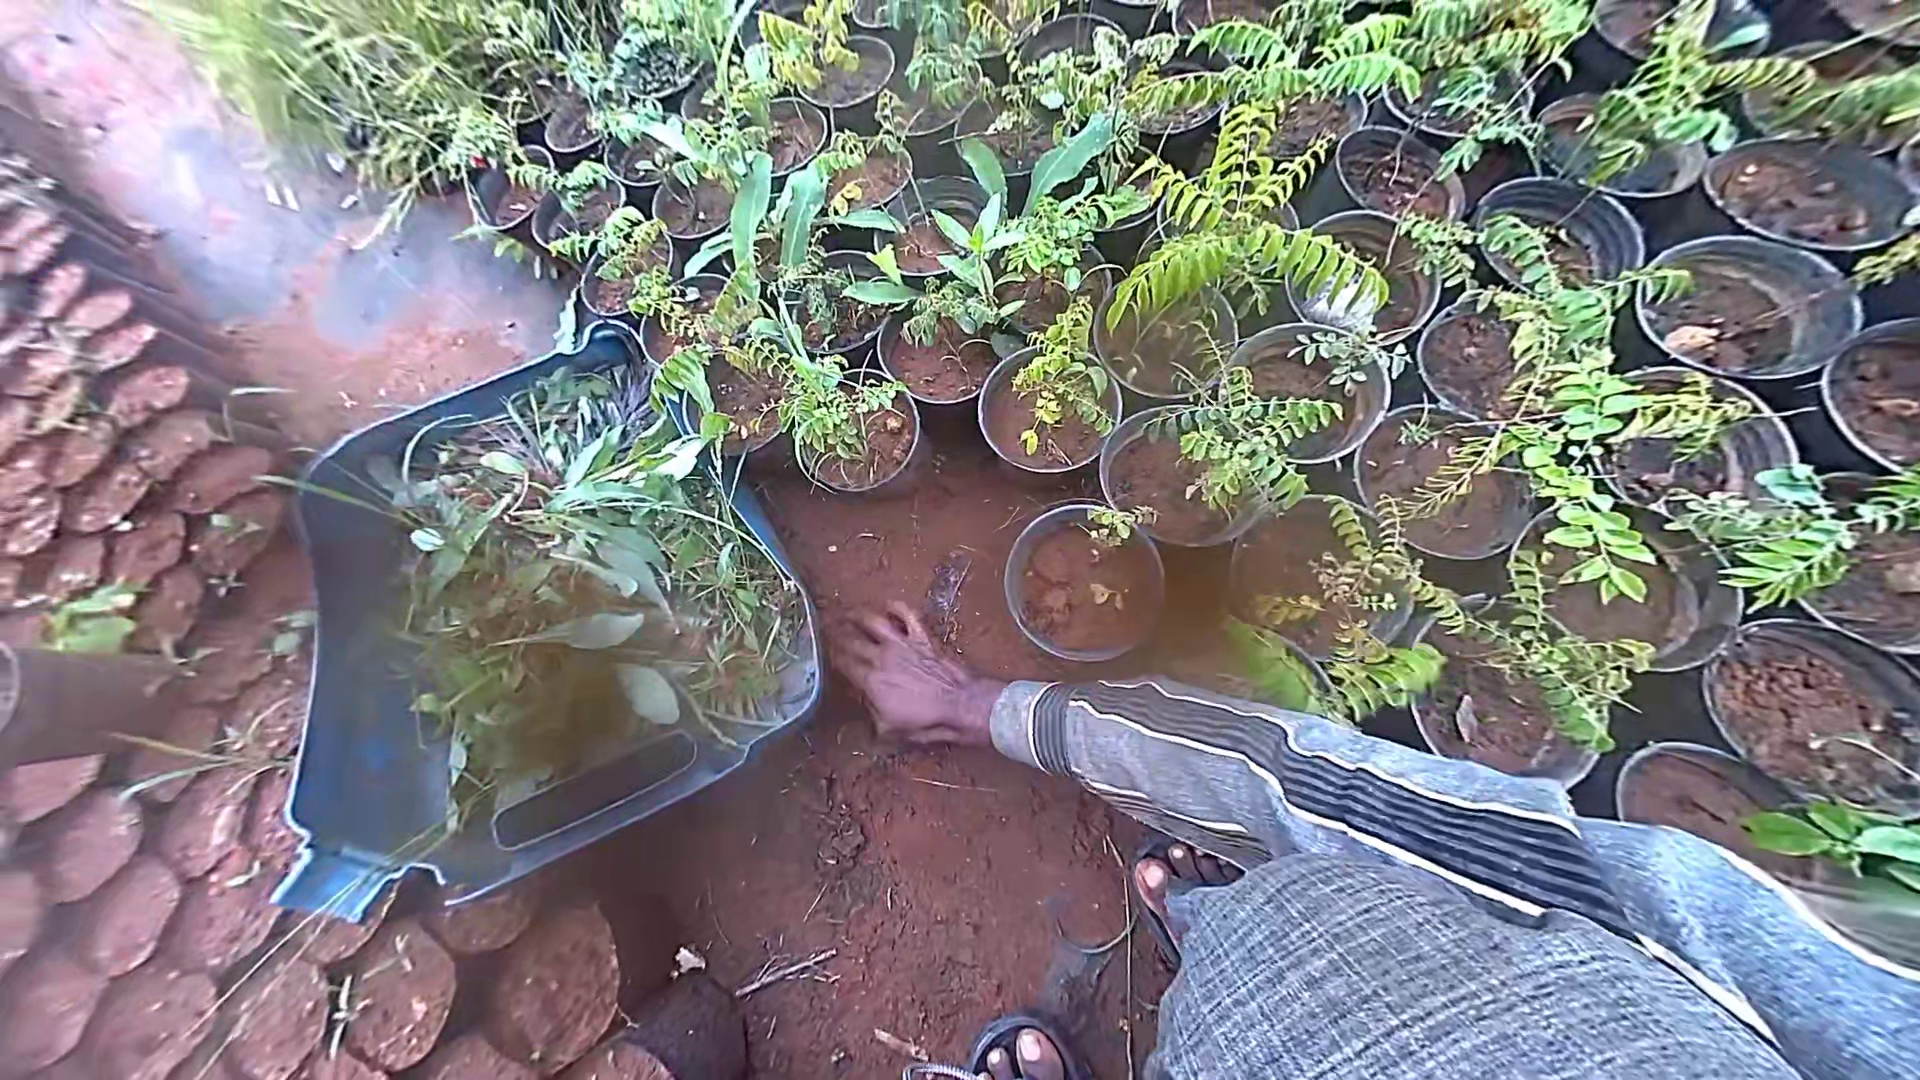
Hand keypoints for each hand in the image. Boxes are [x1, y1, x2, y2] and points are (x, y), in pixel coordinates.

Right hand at [833, 602, 1005, 746]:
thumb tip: (866, 704)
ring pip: (873, 621)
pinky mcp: (922, 637)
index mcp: (871, 681)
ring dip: (858, 615)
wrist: (960, 705)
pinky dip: (896, 607)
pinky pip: (906, 614)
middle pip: (851, 640)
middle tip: (826, 628)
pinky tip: (888, 605)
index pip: (842, 663)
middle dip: (835, 633)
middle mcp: (882, 657)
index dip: (829, 656)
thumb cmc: (927, 722)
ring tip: (849, 613)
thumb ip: (872, 714)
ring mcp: (902, 643)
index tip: (821, 652)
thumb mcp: (890, 729)